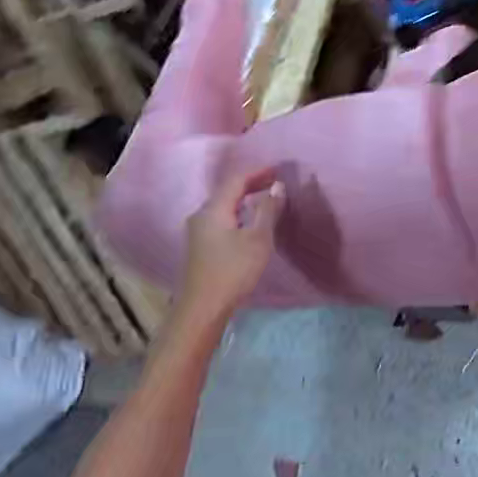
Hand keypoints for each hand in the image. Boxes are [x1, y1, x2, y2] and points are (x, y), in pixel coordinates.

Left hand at [175, 168, 285, 328]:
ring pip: (224, 205)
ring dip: (245, 198)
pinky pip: (221, 217)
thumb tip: (277, 186)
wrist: (203, 307)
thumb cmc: (233, 270)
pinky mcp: (201, 244)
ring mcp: (198, 230)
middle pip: (227, 190)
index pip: (236, 179)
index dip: (258, 171)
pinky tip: (250, 221)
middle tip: (276, 182)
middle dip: (252, 183)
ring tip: (266, 198)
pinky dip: (239, 211)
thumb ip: (268, 210)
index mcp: (214, 209)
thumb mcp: (258, 239)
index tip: (279, 169)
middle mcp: (201, 214)